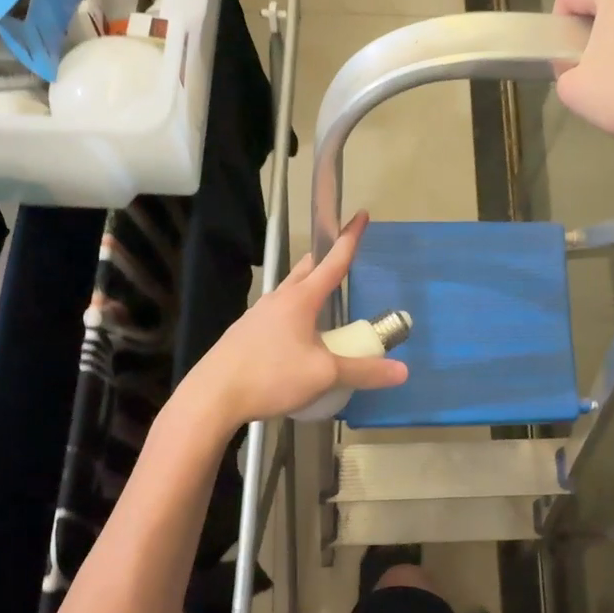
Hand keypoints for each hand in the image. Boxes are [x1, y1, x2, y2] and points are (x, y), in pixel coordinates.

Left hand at [180, 212, 407, 428]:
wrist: (212, 397)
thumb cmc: (270, 376)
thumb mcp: (324, 375)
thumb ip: (363, 371)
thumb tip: (402, 371)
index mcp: (300, 299)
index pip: (333, 262)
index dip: (349, 239)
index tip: (360, 215)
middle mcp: (277, 300)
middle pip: (306, 270)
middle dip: (325, 260)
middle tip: (341, 256)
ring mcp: (257, 316)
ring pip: (288, 292)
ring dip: (307, 288)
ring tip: (321, 301)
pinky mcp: (244, 335)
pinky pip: (275, 314)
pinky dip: (292, 314)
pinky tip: (295, 336)